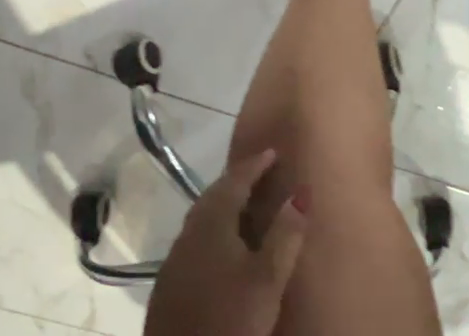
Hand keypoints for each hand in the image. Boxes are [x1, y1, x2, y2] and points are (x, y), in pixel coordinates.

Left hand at [144, 149, 309, 335]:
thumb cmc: (231, 320)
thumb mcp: (268, 279)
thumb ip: (285, 234)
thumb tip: (299, 192)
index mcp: (211, 224)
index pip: (234, 181)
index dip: (254, 164)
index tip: (273, 151)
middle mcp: (188, 234)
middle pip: (213, 196)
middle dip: (237, 181)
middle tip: (262, 174)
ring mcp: (174, 261)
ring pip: (201, 219)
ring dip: (223, 206)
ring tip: (247, 207)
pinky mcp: (169, 286)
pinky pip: (194, 242)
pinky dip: (213, 231)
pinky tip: (223, 249)